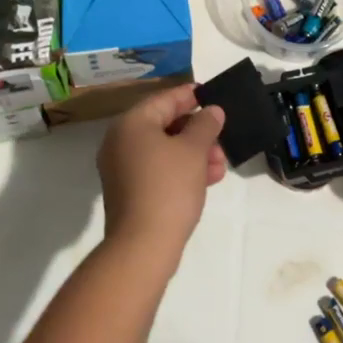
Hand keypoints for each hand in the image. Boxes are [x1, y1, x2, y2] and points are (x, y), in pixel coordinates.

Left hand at [96, 84, 226, 258]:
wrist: (143, 247)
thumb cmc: (168, 188)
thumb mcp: (193, 151)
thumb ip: (205, 125)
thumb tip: (212, 111)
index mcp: (131, 124)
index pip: (164, 99)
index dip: (190, 96)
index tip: (211, 95)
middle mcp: (121, 141)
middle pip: (164, 125)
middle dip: (197, 132)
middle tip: (222, 137)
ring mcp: (122, 168)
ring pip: (164, 150)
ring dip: (194, 153)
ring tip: (221, 164)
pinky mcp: (129, 192)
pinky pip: (158, 170)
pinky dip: (181, 170)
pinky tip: (208, 179)